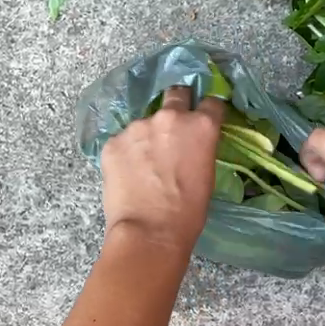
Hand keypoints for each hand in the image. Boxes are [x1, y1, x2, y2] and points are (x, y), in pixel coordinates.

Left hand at [100, 86, 225, 251]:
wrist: (150, 231)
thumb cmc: (188, 211)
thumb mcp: (206, 174)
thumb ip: (199, 147)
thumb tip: (189, 144)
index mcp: (201, 126)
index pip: (211, 102)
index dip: (208, 110)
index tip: (204, 117)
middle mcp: (170, 117)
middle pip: (176, 94)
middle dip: (177, 104)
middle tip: (173, 125)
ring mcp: (137, 126)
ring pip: (145, 122)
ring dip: (147, 135)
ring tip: (145, 164)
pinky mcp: (113, 141)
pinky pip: (122, 141)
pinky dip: (126, 152)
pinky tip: (128, 174)